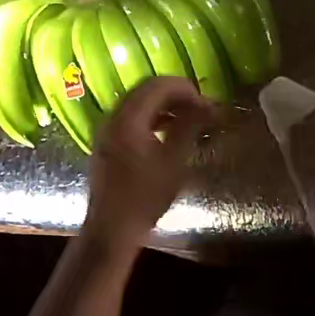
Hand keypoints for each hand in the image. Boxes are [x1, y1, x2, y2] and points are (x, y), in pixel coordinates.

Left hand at [84, 77, 214, 242]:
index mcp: (128, 119)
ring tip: (189, 118)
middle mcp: (112, 117)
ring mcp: (106, 130)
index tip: (206, 103)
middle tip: (200, 107)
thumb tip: (208, 106)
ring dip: (163, 105)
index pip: (157, 85)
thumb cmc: (145, 197)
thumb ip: (189, 127)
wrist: (112, 230)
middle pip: (145, 90)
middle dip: (175, 94)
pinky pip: (130, 117)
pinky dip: (151, 117)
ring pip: (137, 102)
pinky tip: (168, 131)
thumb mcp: (174, 161)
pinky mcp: (106, 142)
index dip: (185, 89)